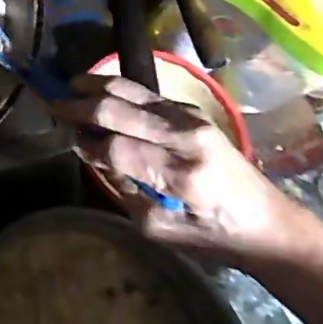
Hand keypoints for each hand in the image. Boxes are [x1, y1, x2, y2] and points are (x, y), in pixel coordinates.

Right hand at [54, 75, 322, 269]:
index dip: (87, 144)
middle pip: (121, 111)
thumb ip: (125, 190)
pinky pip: (148, 94)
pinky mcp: (193, 111)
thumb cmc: (214, 237)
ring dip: (98, 86)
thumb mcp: (161, 231)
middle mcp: (185, 138)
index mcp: (180, 175)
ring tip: (71, 86)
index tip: (71, 143)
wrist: (268, 221)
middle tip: (54, 105)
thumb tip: (95, 155)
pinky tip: (100, 91)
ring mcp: (191, 118)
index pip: (118, 148)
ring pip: (133, 91)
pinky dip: (119, 90)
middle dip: (82, 107)